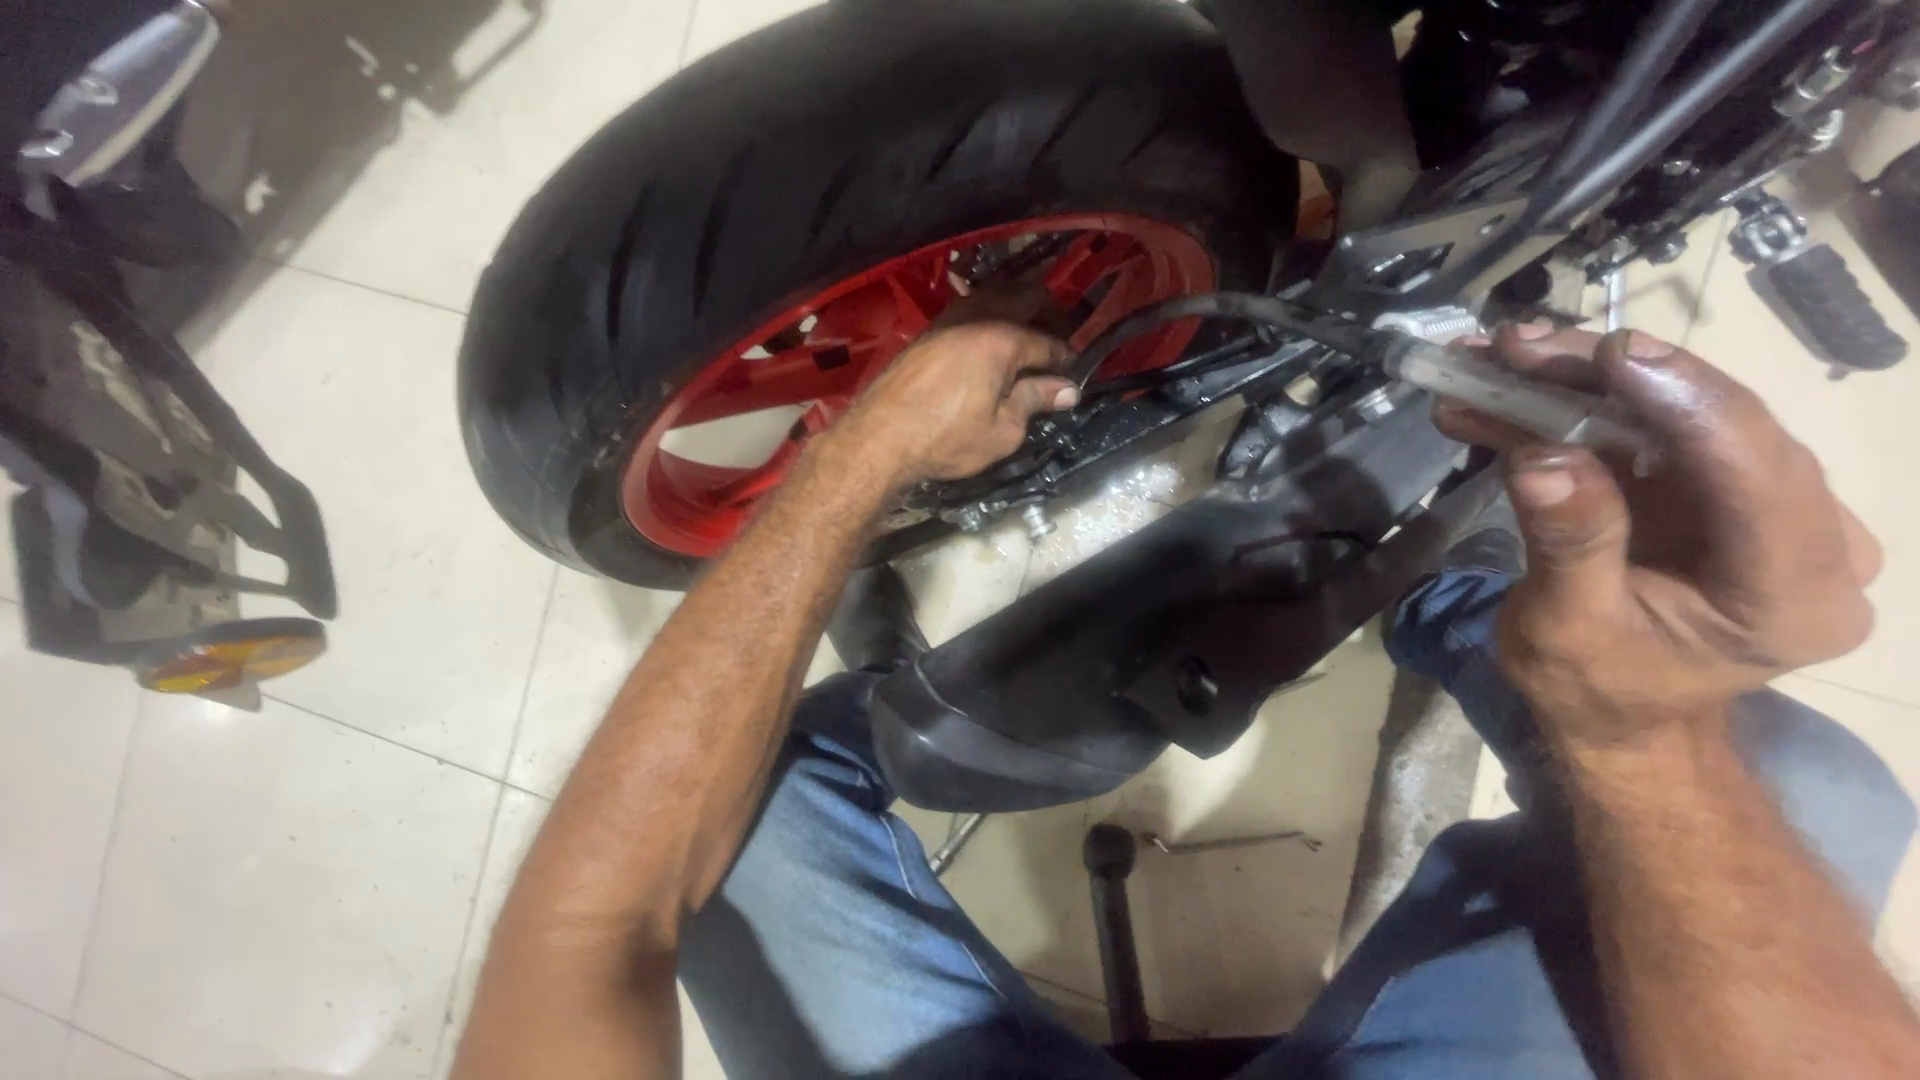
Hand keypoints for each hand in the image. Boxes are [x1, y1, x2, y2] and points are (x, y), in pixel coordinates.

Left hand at [827, 291, 1077, 486]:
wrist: (879, 439)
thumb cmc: (946, 439)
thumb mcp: (1002, 431)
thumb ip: (1035, 402)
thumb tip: (1066, 390)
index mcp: (1002, 339)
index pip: (1047, 341)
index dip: (1066, 357)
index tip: (1073, 374)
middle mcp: (975, 317)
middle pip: (1023, 297)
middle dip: (1047, 315)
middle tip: (1056, 344)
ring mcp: (947, 321)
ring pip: (992, 298)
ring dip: (1015, 312)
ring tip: (1025, 343)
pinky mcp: (927, 334)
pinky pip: (968, 311)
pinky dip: (988, 320)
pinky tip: (990, 347)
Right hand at [1435, 324, 1881, 747]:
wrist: (1611, 713)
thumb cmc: (1594, 688)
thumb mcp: (1568, 630)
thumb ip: (1570, 548)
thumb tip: (1541, 461)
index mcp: (1790, 592)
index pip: (1760, 477)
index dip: (1689, 405)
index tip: (1611, 354)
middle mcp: (1804, 535)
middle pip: (1714, 429)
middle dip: (1607, 381)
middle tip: (1515, 347)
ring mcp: (1757, 506)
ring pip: (1671, 416)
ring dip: (1575, 383)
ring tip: (1491, 359)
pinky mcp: (1707, 489)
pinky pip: (1640, 432)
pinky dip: (1565, 410)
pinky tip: (1497, 395)